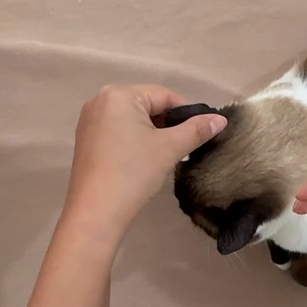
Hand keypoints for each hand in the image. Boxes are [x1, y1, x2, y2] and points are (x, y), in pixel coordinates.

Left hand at [65, 84, 225, 241]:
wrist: (96, 211)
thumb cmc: (133, 173)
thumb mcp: (169, 149)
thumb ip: (197, 130)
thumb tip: (221, 119)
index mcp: (119, 94)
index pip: (163, 95)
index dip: (186, 113)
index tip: (200, 134)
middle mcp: (100, 100)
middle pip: (146, 106)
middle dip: (167, 125)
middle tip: (181, 149)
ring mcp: (89, 121)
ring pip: (132, 120)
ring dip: (151, 134)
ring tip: (163, 157)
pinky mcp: (85, 140)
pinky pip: (117, 132)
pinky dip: (133, 141)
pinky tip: (141, 161)